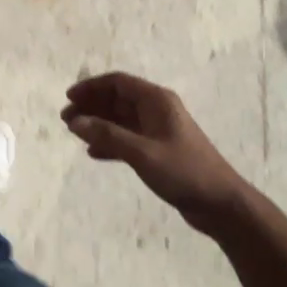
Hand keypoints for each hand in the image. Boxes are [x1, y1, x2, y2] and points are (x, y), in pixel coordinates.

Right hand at [62, 72, 248, 231]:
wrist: (220, 203)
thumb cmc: (183, 171)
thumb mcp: (142, 152)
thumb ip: (107, 135)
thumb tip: (75, 121)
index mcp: (157, 101)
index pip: (118, 82)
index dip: (91, 87)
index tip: (69, 98)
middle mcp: (157, 110)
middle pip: (117, 99)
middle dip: (91, 106)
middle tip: (66, 120)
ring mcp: (158, 131)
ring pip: (120, 120)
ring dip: (97, 124)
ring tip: (74, 134)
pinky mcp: (158, 150)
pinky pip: (127, 139)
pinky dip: (110, 142)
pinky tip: (94, 153)